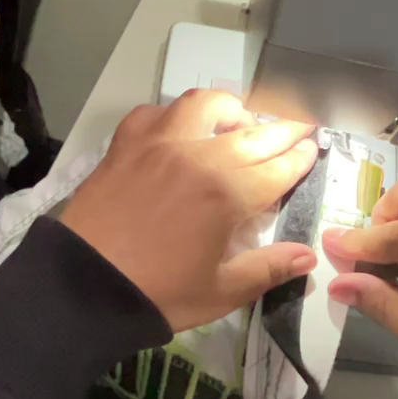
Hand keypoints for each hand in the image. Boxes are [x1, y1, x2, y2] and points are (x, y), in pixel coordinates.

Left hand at [61, 89, 319, 332]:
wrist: (83, 288)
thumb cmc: (159, 294)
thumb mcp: (222, 291)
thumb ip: (268, 268)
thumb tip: (309, 255)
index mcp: (228, 194)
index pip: (278, 167)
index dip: (300, 157)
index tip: (314, 147)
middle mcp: (199, 156)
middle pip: (252, 133)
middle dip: (282, 130)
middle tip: (298, 129)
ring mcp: (159, 143)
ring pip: (204, 104)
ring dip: (230, 110)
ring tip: (237, 124)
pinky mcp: (125, 144)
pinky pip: (156, 112)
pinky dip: (176, 116)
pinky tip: (179, 132)